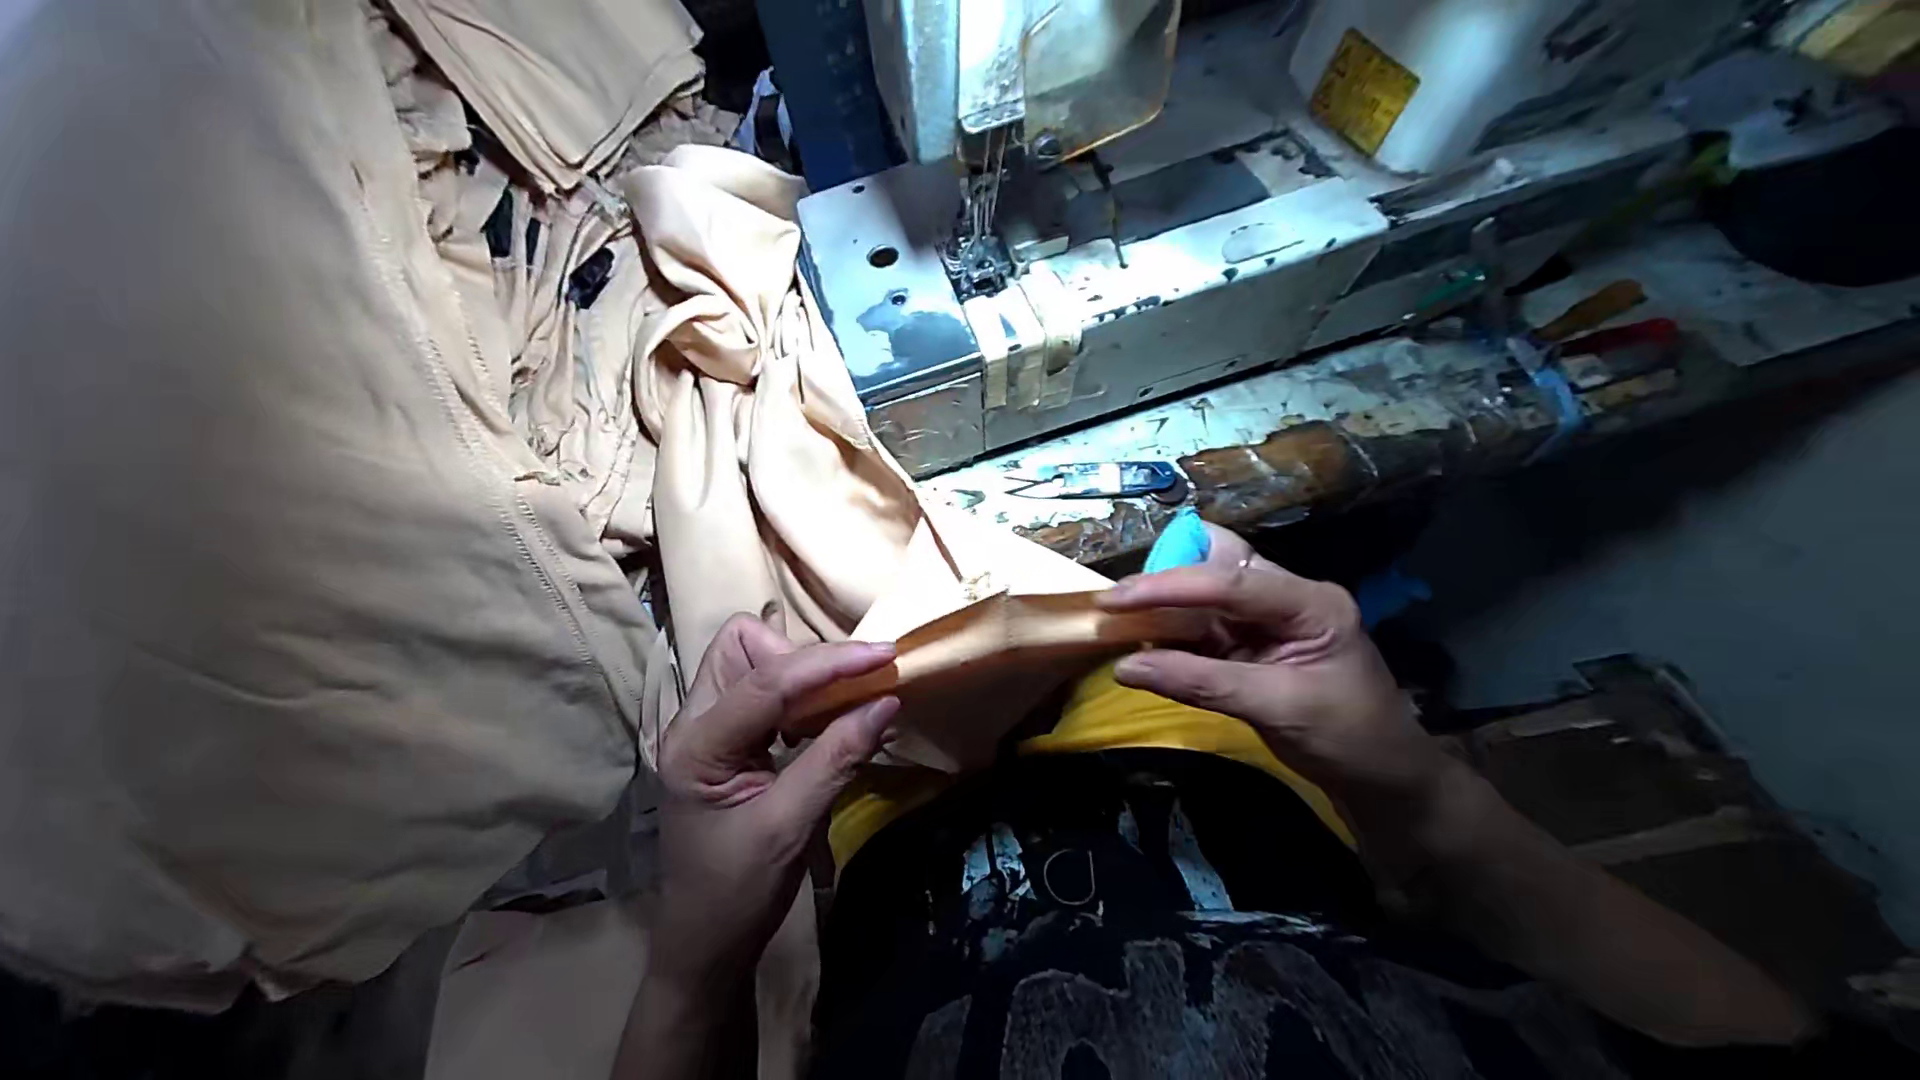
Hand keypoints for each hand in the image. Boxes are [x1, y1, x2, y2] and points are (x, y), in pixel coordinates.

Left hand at [649, 615, 899, 988]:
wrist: (705, 942)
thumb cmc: (738, 893)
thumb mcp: (790, 828)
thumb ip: (836, 758)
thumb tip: (887, 701)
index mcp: (697, 746)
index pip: (765, 681)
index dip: (829, 662)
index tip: (884, 654)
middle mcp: (692, 722)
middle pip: (741, 644)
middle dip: (801, 655)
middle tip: (848, 688)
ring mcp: (705, 726)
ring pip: (750, 656)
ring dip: (801, 668)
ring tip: (842, 698)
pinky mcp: (726, 735)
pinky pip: (762, 685)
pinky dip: (799, 689)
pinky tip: (825, 714)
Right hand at [1098, 524, 1449, 809]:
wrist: (1383, 778)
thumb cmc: (1349, 739)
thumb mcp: (1277, 708)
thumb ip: (1200, 683)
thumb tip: (1126, 666)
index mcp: (1309, 602)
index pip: (1230, 582)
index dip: (1169, 586)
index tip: (1116, 599)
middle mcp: (1284, 597)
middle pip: (1214, 567)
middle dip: (1162, 581)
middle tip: (1114, 604)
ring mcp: (1265, 618)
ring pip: (1202, 594)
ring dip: (1161, 605)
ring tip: (1117, 620)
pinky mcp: (1248, 641)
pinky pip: (1200, 625)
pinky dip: (1170, 631)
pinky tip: (1142, 639)